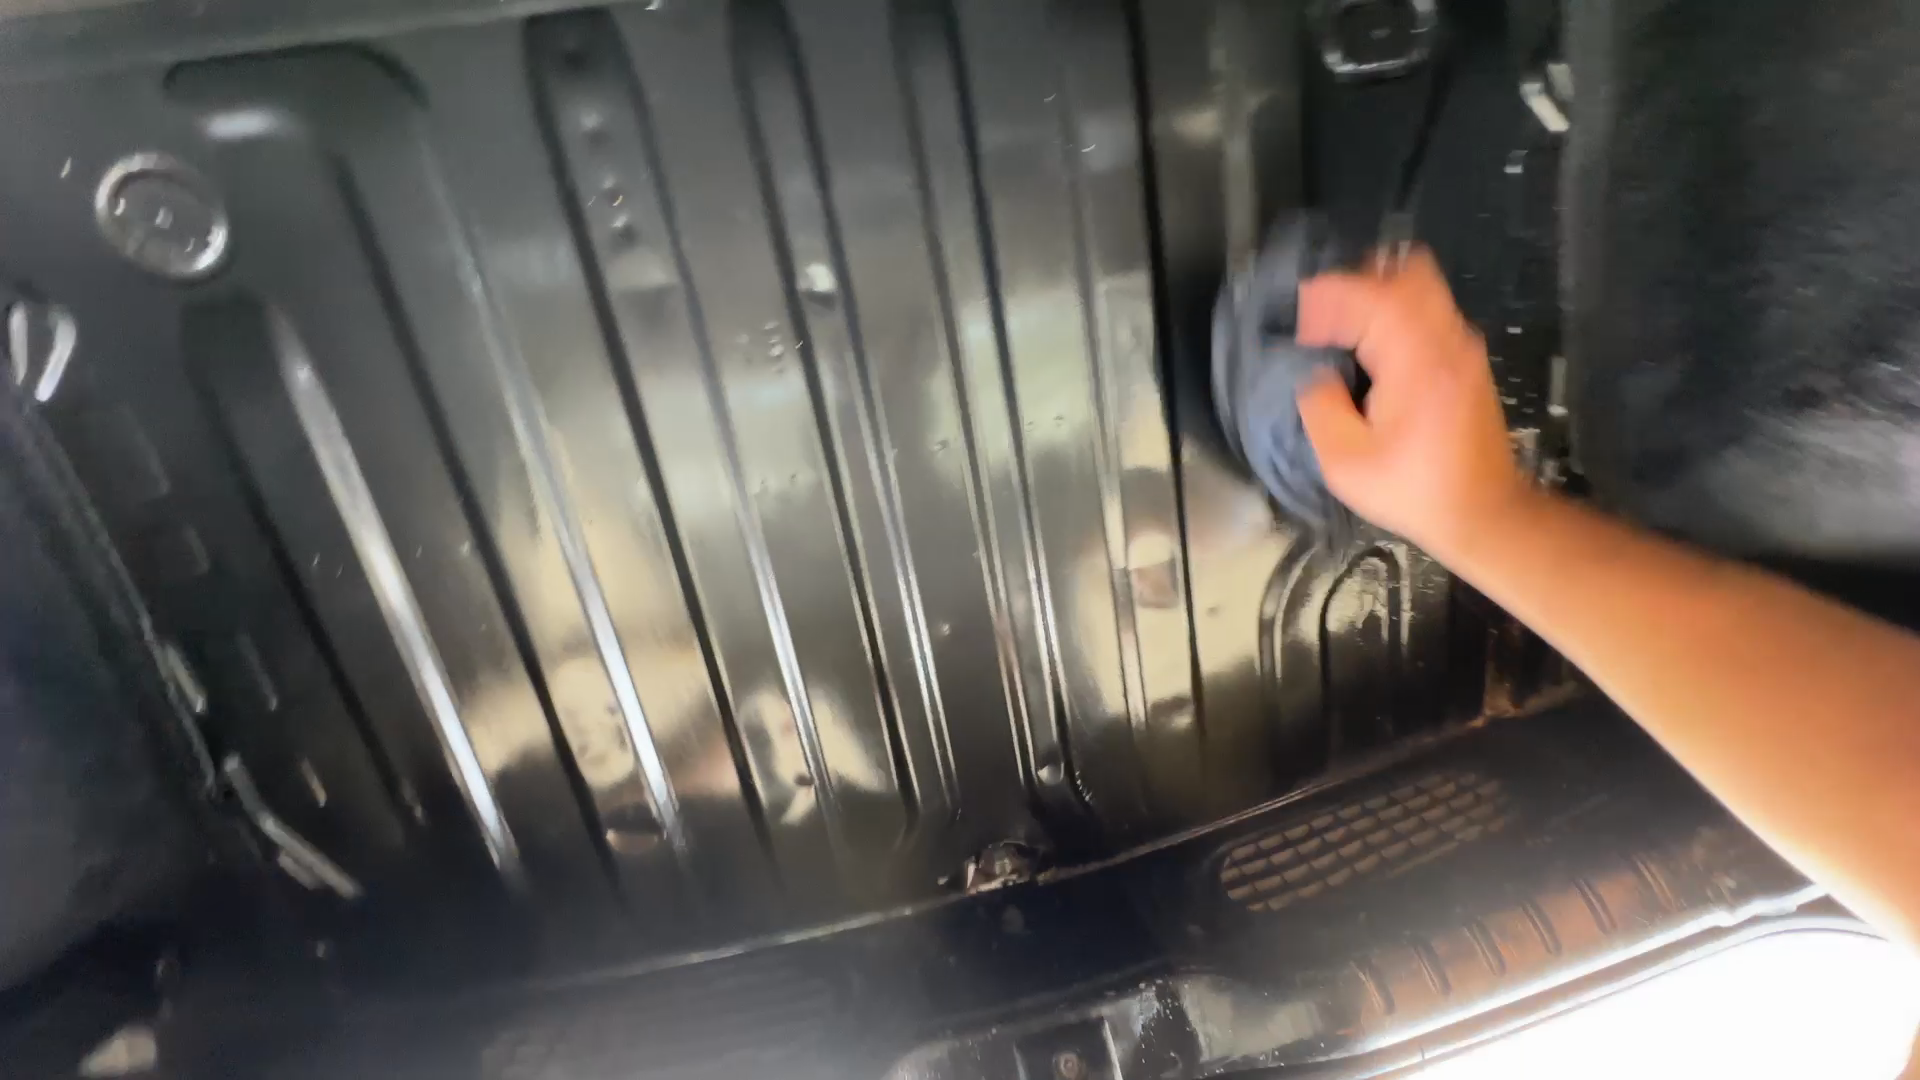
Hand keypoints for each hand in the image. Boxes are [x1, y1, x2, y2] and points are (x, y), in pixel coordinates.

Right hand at [1294, 249, 1530, 558]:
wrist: (1482, 513)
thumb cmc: (1411, 490)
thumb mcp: (1345, 461)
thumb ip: (1322, 407)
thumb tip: (1318, 376)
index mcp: (1417, 362)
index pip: (1373, 297)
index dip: (1329, 296)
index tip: (1298, 319)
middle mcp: (1448, 343)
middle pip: (1406, 274)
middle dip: (1356, 284)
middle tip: (1319, 316)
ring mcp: (1462, 350)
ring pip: (1420, 289)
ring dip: (1373, 297)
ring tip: (1335, 331)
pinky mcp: (1464, 363)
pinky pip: (1426, 313)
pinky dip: (1390, 315)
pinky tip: (1364, 350)